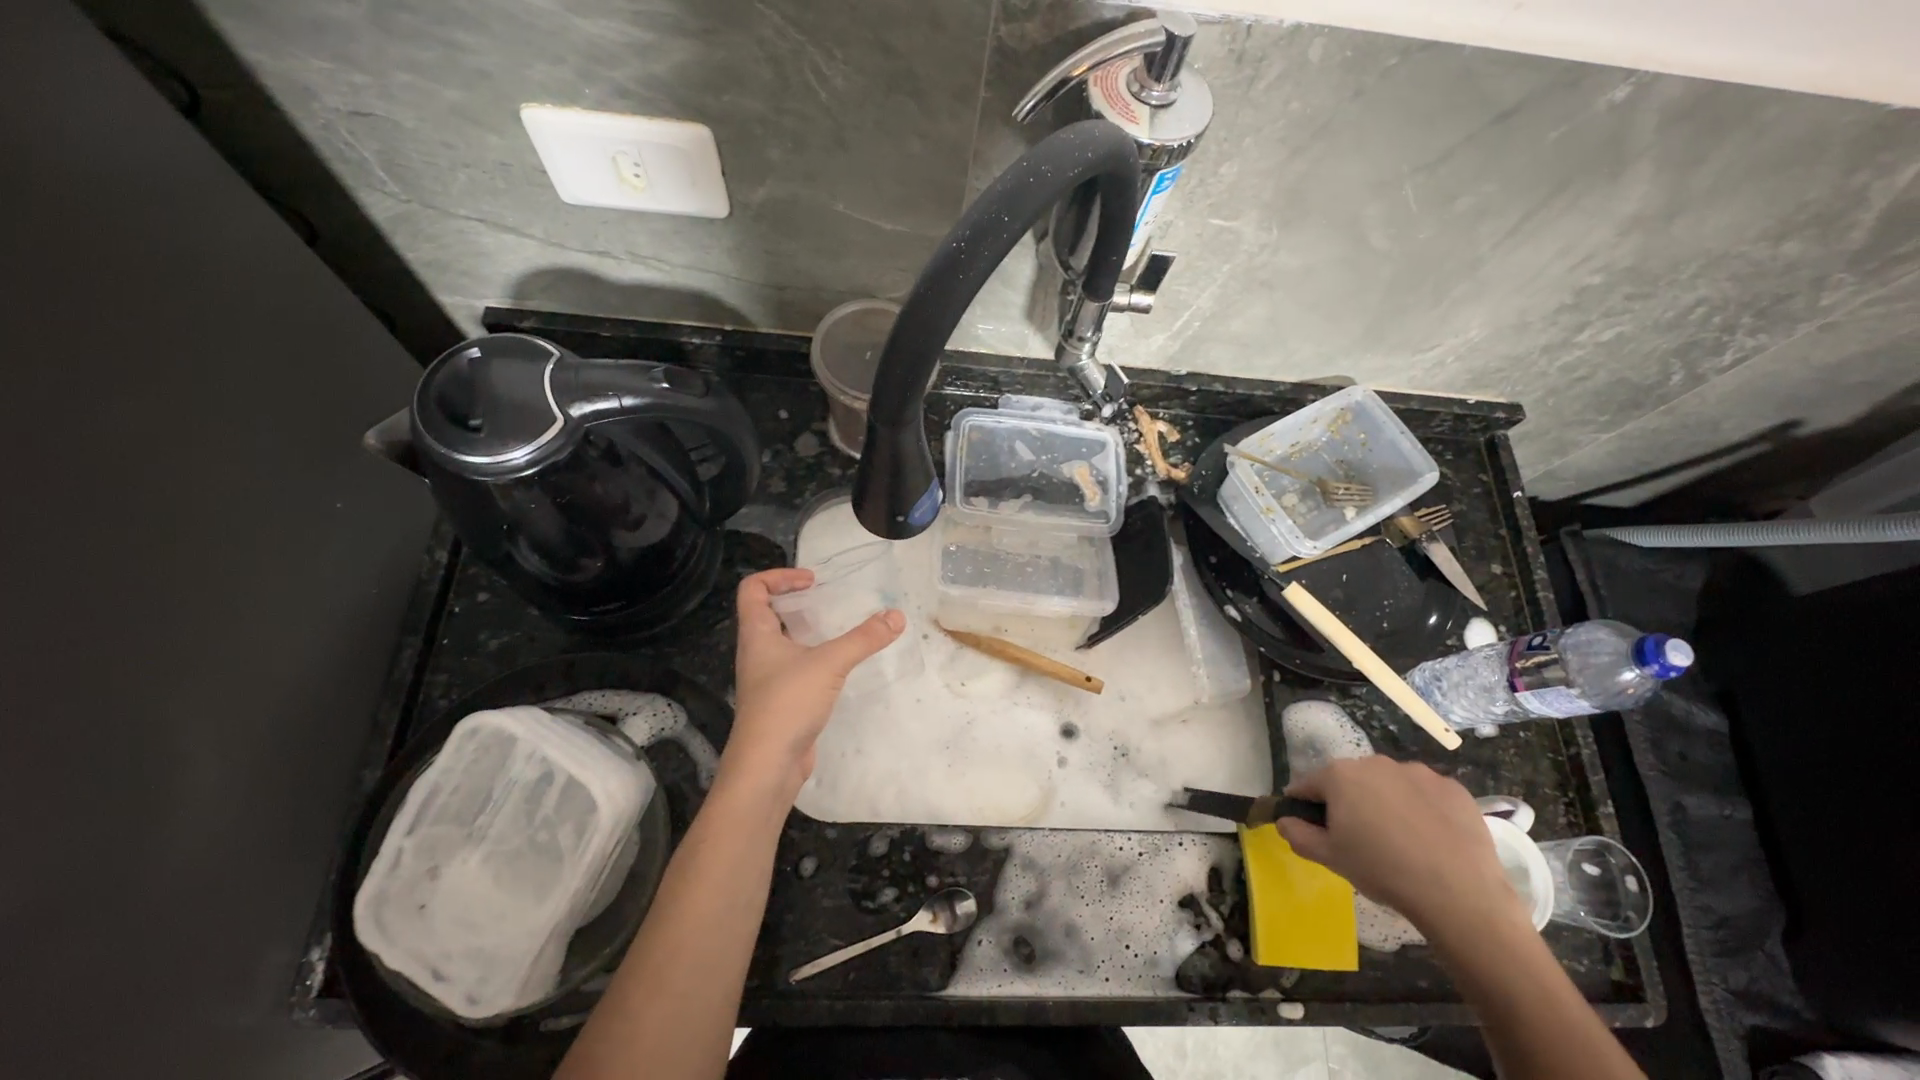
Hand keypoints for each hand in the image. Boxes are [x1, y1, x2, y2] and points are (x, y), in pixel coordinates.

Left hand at [720, 567, 903, 797]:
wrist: (768, 764)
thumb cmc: (787, 703)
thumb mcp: (830, 663)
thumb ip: (864, 638)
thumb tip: (896, 616)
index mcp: (756, 634)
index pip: (753, 589)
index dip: (778, 576)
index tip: (812, 581)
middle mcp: (757, 652)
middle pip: (769, 614)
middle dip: (799, 603)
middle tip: (831, 602)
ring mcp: (767, 679)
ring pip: (784, 644)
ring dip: (809, 633)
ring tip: (840, 630)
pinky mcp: (781, 701)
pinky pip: (797, 669)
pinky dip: (816, 660)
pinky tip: (840, 667)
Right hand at [1276, 757, 1528, 946]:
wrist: (1457, 891)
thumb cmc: (1381, 870)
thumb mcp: (1329, 858)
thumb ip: (1297, 835)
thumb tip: (1285, 820)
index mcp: (1340, 775)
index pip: (1308, 785)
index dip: (1304, 807)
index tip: (1313, 830)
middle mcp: (1376, 763)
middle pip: (1351, 781)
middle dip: (1349, 803)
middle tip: (1359, 840)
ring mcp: (1419, 772)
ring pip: (1390, 785)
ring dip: (1386, 804)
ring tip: (1400, 842)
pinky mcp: (1453, 788)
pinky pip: (1426, 795)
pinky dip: (1422, 810)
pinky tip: (1430, 840)